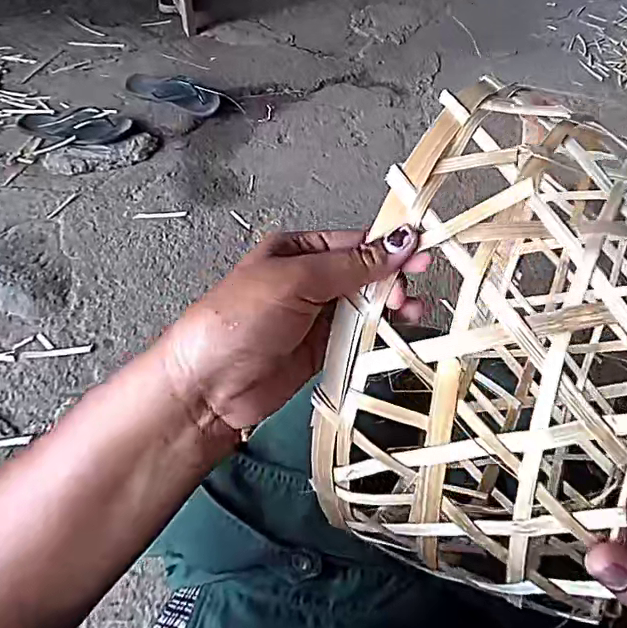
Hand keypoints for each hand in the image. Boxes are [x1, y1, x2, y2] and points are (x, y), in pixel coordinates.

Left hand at [158, 228, 430, 433]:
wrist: (207, 387)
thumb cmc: (239, 321)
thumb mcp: (297, 280)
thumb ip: (352, 264)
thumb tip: (399, 240)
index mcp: (298, 250)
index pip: (354, 242)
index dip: (388, 245)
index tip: (420, 249)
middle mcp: (309, 278)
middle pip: (365, 273)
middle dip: (391, 278)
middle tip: (409, 288)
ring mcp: (317, 315)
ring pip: (366, 304)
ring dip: (391, 305)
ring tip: (410, 310)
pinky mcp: (322, 348)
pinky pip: (359, 334)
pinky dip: (381, 331)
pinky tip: (399, 327)